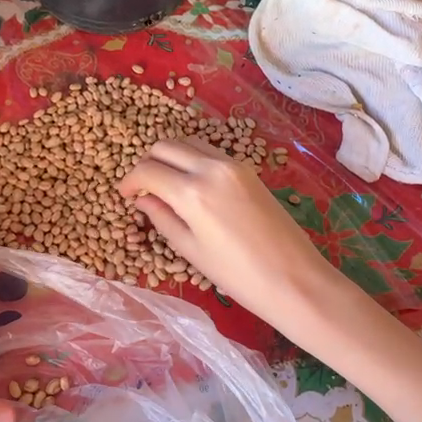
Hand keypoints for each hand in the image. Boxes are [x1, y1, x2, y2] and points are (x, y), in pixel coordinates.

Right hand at [120, 139, 340, 325]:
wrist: (296, 279)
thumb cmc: (239, 275)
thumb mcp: (191, 251)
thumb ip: (162, 218)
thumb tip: (144, 200)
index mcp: (191, 192)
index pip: (147, 170)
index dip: (129, 181)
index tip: (125, 195)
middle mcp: (209, 168)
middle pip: (164, 147)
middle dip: (148, 163)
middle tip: (144, 188)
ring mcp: (231, 164)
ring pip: (187, 142)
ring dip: (170, 157)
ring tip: (167, 184)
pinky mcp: (247, 168)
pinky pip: (209, 151)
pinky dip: (192, 158)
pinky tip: (193, 183)